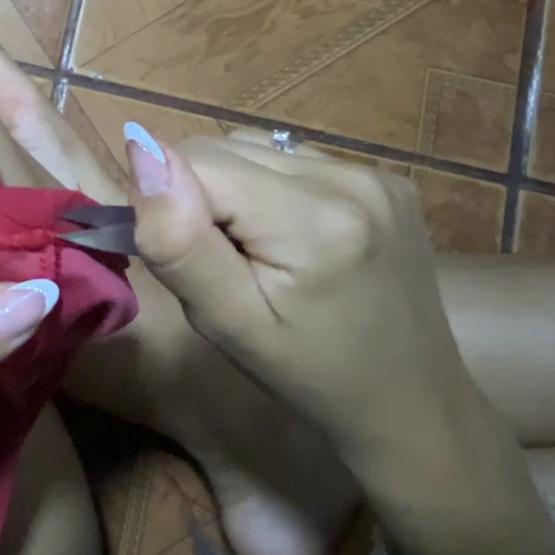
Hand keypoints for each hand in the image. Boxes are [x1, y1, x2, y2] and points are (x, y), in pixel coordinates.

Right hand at [121, 126, 554, 554]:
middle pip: (223, 147)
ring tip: (258, 253)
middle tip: (224, 266)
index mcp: (314, 218)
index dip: (174, 204)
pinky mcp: (383, 177)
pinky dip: (267, 189)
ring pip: (250, 147)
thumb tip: (142, 150)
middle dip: (200, 195)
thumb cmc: (308, 377)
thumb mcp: (227, 324)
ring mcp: (372, 172)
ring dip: (232, 190)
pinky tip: (292, 239)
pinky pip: (287, 157)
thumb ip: (179, 240)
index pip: (195, 160)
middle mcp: (348, 175)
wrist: (412, 407)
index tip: (195, 261)